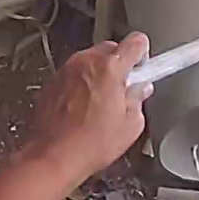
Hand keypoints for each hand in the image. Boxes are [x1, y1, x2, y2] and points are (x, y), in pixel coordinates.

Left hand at [25, 33, 150, 185]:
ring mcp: (66, 71)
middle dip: (121, 66)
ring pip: (91, 61)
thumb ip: (139, 100)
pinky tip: (86, 109)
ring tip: (104, 103)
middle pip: (111, 49)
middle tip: (126, 89)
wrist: (53, 157)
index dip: (144, 54)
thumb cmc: (88, 144)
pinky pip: (74, 74)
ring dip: (100, 74)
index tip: (146, 64)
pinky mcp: (52, 82)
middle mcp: (86, 62)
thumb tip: (139, 92)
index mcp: (110, 68)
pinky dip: (82, 84)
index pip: (135, 43)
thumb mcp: (131, 125)